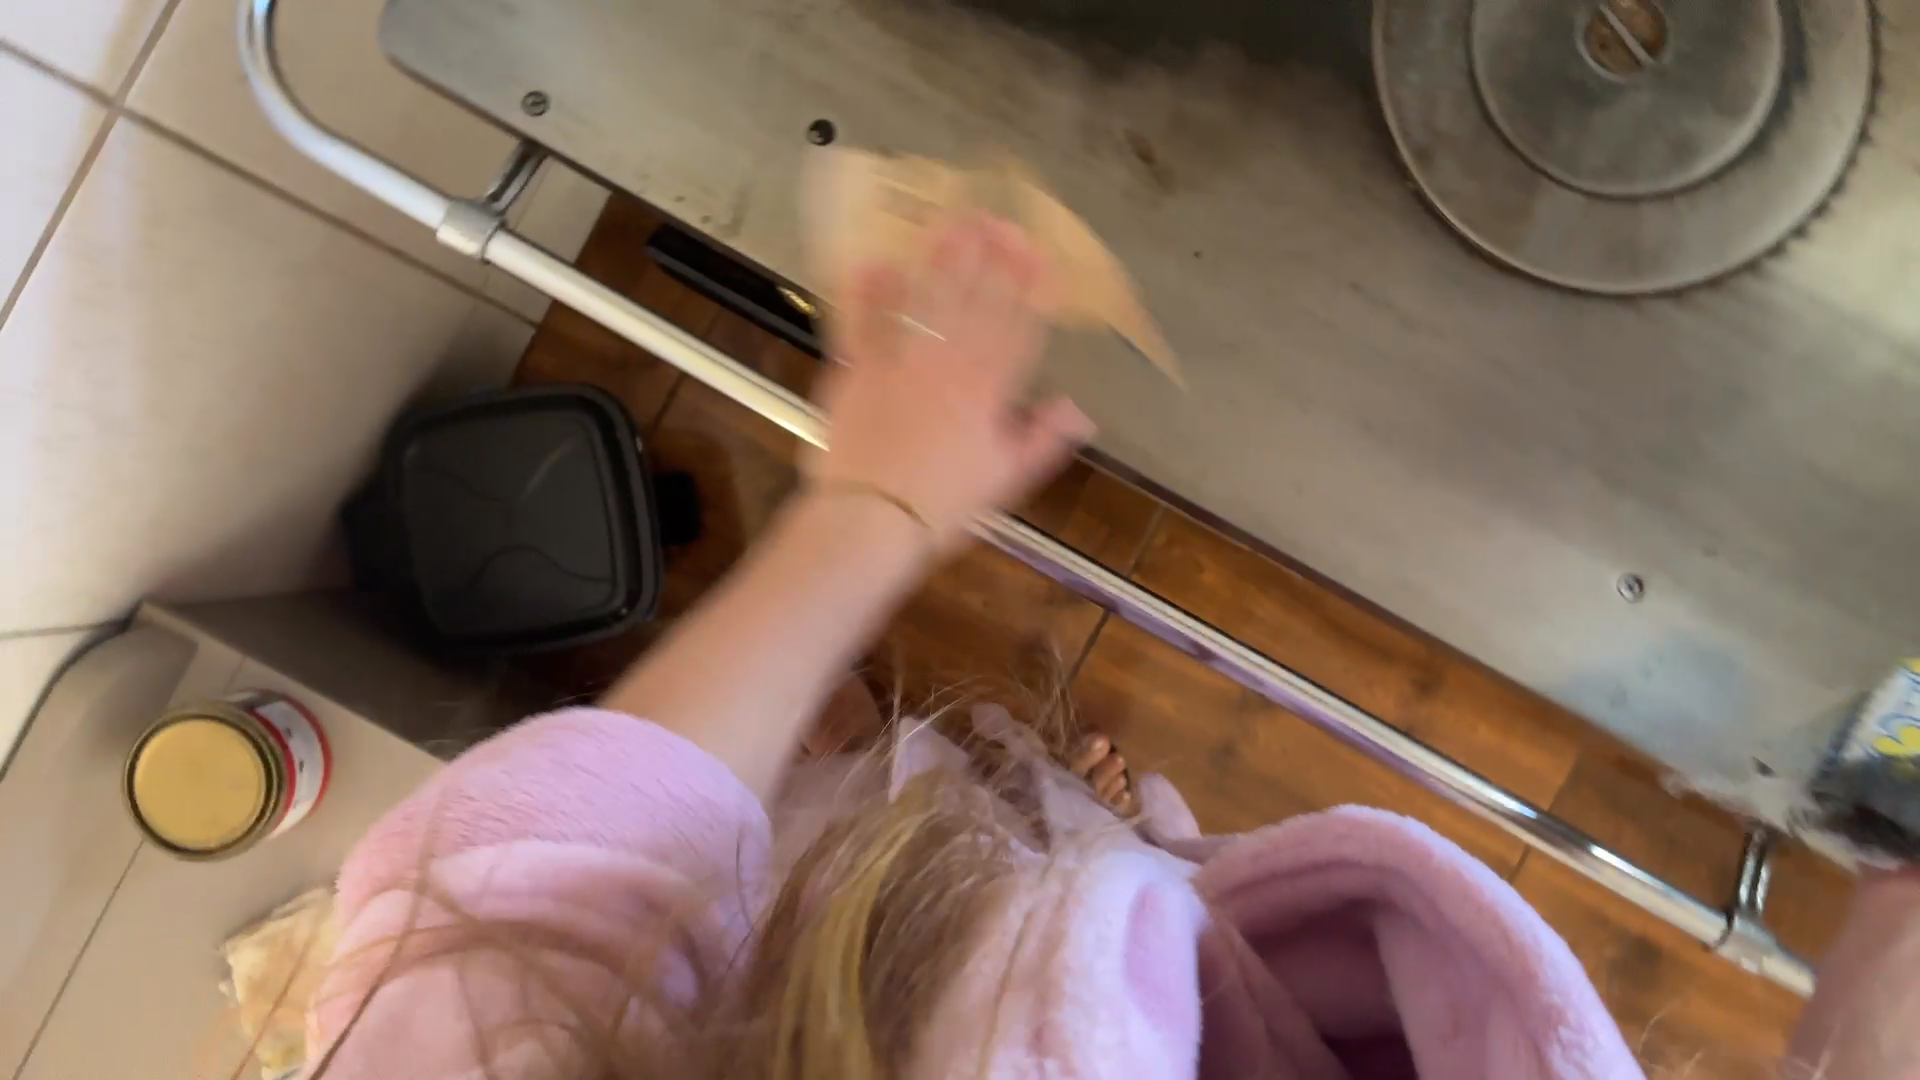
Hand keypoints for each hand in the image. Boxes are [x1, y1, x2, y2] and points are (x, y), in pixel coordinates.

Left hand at [805, 213, 1095, 550]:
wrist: (872, 520)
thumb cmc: (943, 506)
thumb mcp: (1005, 480)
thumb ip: (1043, 440)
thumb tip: (1080, 410)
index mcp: (988, 392)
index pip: (1018, 328)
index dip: (1032, 287)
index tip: (1040, 255)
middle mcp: (948, 366)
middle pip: (975, 301)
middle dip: (990, 257)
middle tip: (996, 219)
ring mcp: (900, 363)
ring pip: (927, 300)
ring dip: (941, 259)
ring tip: (951, 223)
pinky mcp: (856, 370)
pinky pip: (862, 322)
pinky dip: (868, 292)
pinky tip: (875, 262)